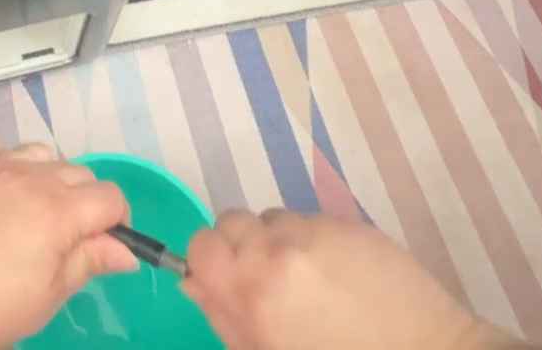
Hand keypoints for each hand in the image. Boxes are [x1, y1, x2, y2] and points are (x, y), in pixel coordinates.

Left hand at [0, 136, 137, 349]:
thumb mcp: (50, 294)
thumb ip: (90, 260)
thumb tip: (126, 250)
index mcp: (58, 210)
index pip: (109, 196)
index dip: (117, 220)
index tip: (105, 243)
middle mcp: (31, 177)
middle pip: (79, 173)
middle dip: (84, 202)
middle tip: (66, 239)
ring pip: (40, 153)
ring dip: (47, 176)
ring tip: (33, 212)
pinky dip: (3, 159)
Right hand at [182, 211, 519, 349]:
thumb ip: (226, 321)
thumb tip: (194, 283)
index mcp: (253, 292)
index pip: (200, 245)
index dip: (208, 264)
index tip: (227, 285)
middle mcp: (277, 250)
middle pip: (230, 222)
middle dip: (241, 249)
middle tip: (269, 285)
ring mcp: (315, 231)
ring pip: (270, 219)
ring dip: (277, 243)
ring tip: (309, 282)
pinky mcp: (346, 222)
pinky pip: (310, 221)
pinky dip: (313, 242)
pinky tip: (340, 276)